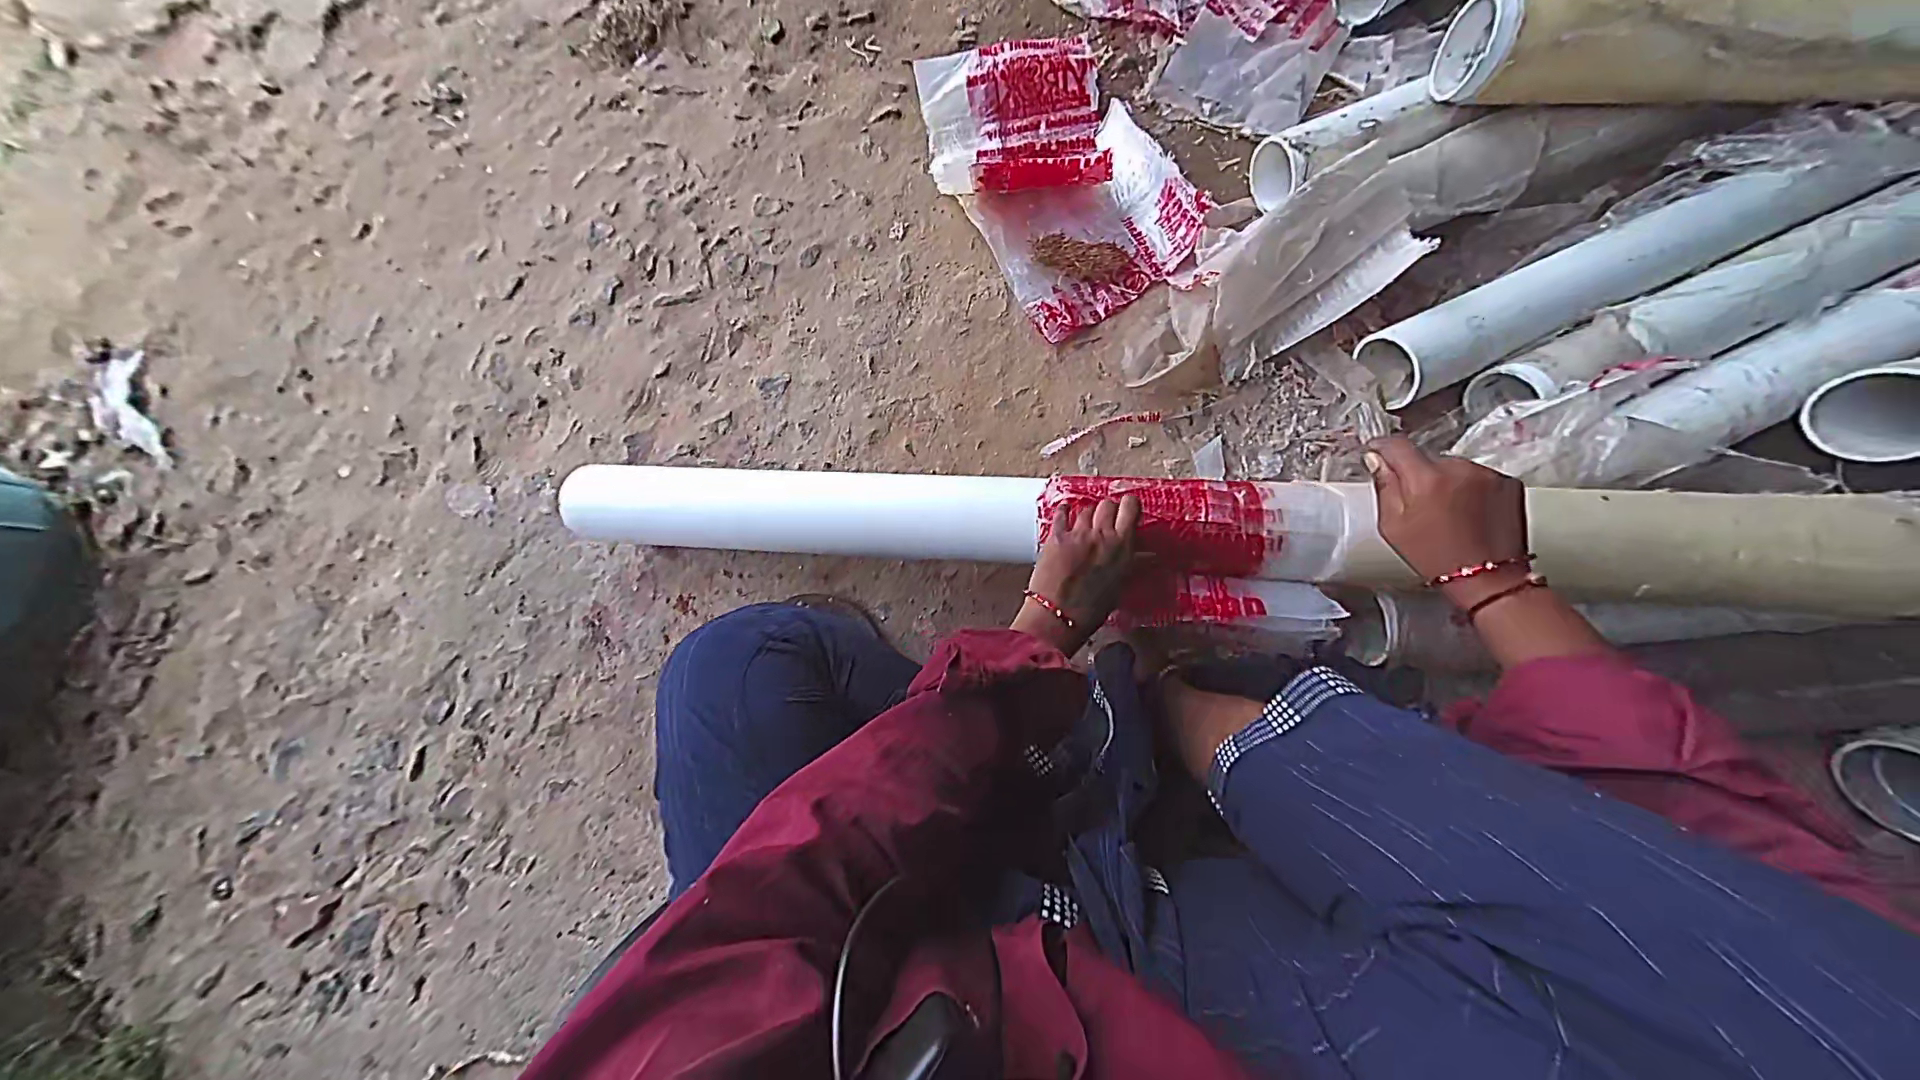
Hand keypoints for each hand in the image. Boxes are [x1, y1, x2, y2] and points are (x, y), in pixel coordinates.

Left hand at [1011, 496, 1141, 653]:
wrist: (1058, 616)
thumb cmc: (1091, 609)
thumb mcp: (1120, 585)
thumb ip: (1131, 564)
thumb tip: (1147, 556)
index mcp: (1122, 547)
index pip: (1130, 507)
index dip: (1128, 505)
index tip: (1127, 509)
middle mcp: (1102, 535)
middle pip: (1107, 504)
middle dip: (1108, 510)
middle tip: (1107, 519)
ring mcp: (1077, 534)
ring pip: (1086, 509)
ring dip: (1088, 514)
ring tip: (1087, 523)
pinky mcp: (1056, 537)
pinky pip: (1062, 514)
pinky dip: (1064, 511)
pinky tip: (1065, 510)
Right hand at [1364, 436, 1528, 607]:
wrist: (1488, 578)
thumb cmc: (1434, 556)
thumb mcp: (1392, 525)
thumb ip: (1384, 486)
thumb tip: (1377, 459)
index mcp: (1425, 479)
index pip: (1397, 445)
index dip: (1382, 448)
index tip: (1376, 454)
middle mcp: (1459, 468)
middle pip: (1426, 458)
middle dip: (1417, 474)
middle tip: (1416, 503)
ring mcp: (1488, 474)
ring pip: (1452, 467)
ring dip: (1444, 481)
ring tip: (1445, 511)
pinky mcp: (1509, 482)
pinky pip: (1477, 476)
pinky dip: (1468, 488)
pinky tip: (1466, 512)